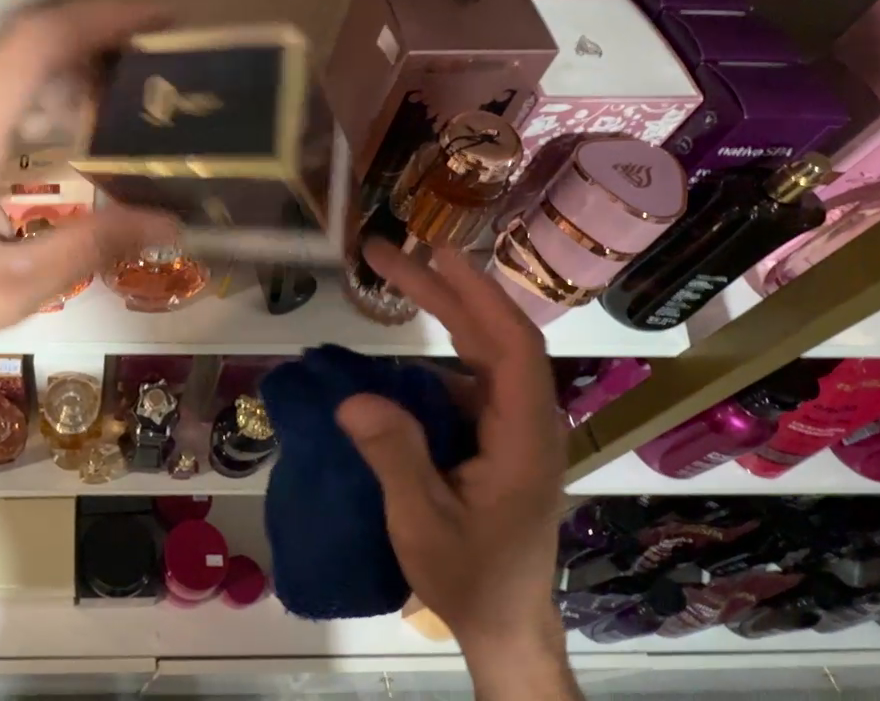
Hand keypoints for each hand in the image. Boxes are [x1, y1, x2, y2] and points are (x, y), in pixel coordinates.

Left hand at [0, 0, 177, 355]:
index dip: (101, 20)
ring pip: (15, 62)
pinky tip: (77, 127)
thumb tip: (170, 221)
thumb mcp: (13, 285)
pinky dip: (46, 89)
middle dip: (101, 41)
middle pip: (31, 43)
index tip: (159, 24)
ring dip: (74, 66)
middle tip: (161, 70)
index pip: (37, 43)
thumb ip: (92, 246)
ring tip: (132, 95)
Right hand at [337, 239, 569, 675]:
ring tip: (394, 279)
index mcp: (524, 437)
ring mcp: (512, 430)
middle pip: (493, 338)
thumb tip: (353, 397)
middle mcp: (526, 423)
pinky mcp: (496, 440)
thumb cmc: (470, 578)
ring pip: (482, 354)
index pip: (513, 348)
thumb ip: (395, 457)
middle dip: (444, 290)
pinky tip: (397, 359)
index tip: (435, 255)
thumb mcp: (423, 523)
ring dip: (441, 313)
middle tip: (386, 253)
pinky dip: (435, 352)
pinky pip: (467, 380)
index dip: (477, 296)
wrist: (505, 626)